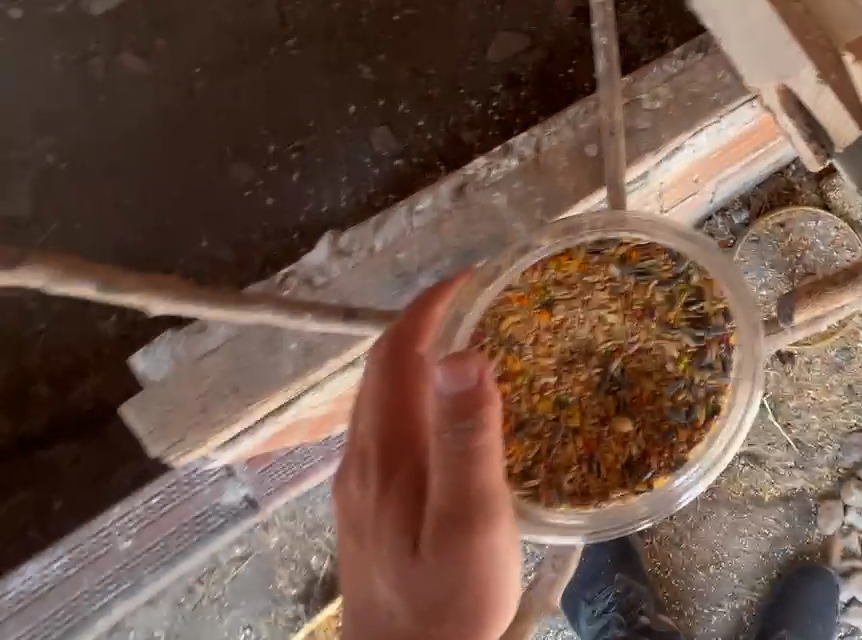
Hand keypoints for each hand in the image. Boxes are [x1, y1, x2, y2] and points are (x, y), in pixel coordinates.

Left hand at [336, 275, 520, 639]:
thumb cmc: (451, 597)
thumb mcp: (472, 517)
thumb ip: (466, 436)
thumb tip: (461, 354)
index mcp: (386, 453)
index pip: (396, 356)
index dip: (429, 307)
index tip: (475, 275)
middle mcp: (363, 460)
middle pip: (383, 371)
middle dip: (427, 321)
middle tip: (487, 296)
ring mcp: (363, 486)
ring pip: (384, 398)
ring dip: (423, 354)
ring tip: (478, 334)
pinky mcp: (374, 506)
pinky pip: (392, 425)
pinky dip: (421, 391)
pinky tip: (455, 405)